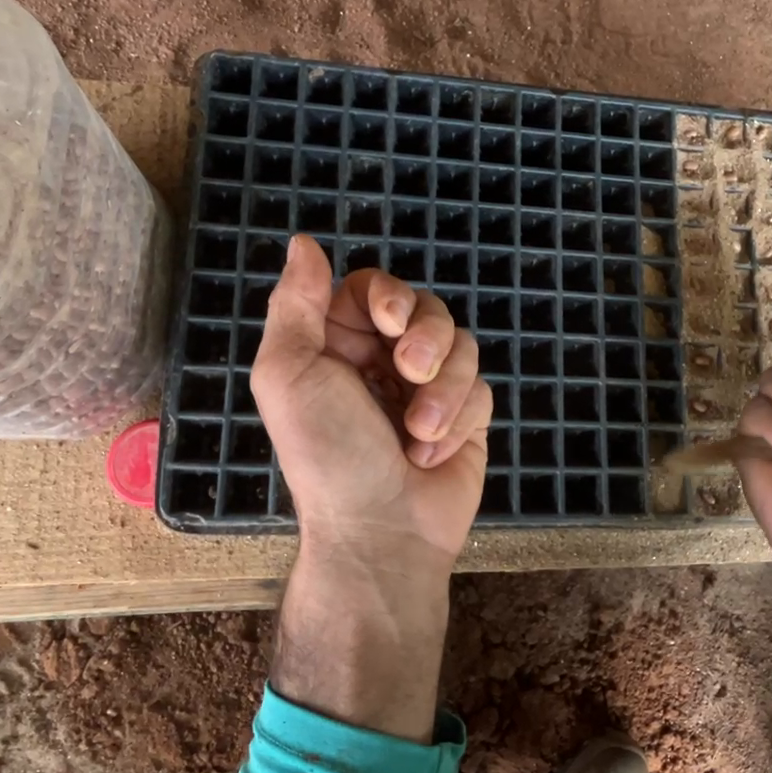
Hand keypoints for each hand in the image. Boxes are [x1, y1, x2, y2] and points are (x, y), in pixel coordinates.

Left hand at [250, 234, 491, 569]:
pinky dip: (458, 422)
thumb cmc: (328, 453)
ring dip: (443, 391)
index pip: (376, 287)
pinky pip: (481, 390)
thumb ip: (296, 306)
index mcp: (340, 346)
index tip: (391, 321)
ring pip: (463, 346)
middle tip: (411, 373)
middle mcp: (385, 361)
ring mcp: (431, 389)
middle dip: (426, 340)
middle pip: (428, 309)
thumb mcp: (290, 376)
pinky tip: (431, 453)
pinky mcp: (468, 418)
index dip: (390, 295)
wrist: (382, 530)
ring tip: (418, 432)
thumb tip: (303, 242)